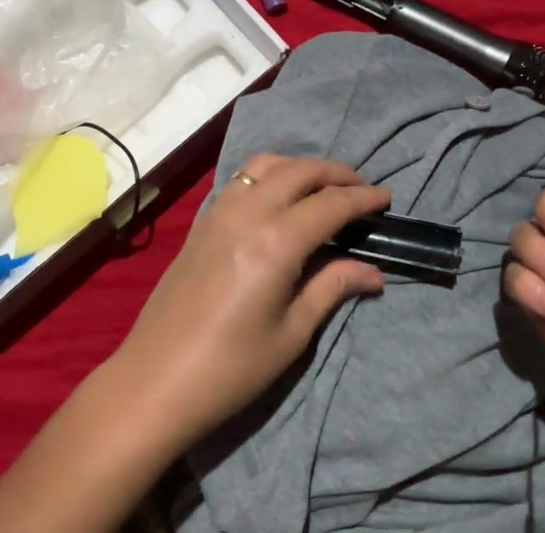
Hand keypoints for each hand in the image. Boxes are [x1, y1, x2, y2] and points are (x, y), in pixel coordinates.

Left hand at [115, 154, 390, 446]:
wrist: (156, 378)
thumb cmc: (231, 368)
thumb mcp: (292, 333)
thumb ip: (332, 288)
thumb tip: (373, 271)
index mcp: (276, 241)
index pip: (330, 203)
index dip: (362, 198)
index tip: (387, 197)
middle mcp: (247, 213)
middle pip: (299, 171)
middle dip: (335, 173)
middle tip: (361, 189)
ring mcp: (219, 213)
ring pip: (266, 165)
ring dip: (300, 167)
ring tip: (323, 187)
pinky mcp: (201, 222)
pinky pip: (241, 180)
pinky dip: (269, 175)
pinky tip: (280, 198)